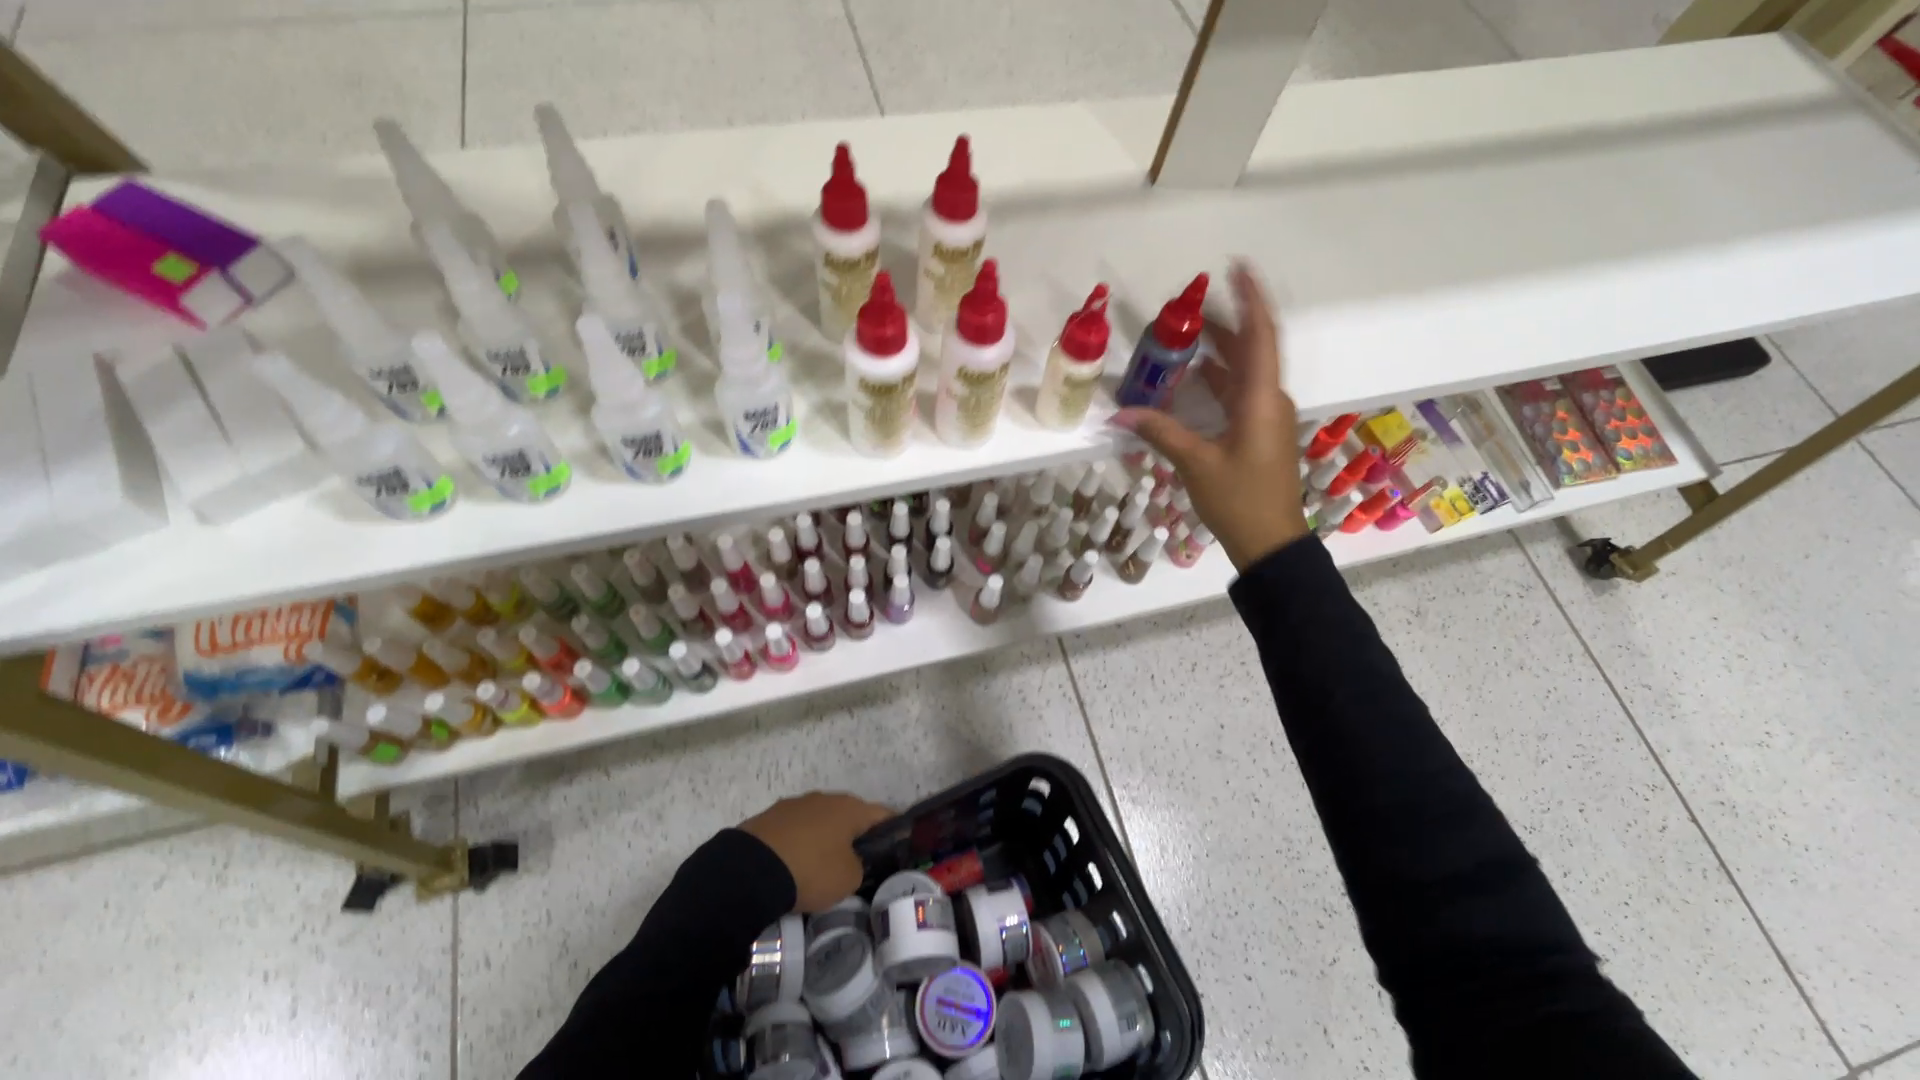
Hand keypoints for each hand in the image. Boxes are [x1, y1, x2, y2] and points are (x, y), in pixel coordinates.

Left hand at [739, 792, 892, 913]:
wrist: (750, 870)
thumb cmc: (811, 870)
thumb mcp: (849, 879)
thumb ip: (858, 866)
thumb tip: (850, 861)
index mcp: (849, 808)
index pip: (882, 815)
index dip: (892, 831)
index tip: (896, 846)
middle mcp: (824, 799)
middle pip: (848, 815)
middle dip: (854, 834)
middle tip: (857, 860)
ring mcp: (793, 805)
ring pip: (819, 820)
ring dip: (824, 837)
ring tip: (822, 863)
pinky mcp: (768, 817)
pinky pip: (794, 829)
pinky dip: (799, 842)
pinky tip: (794, 863)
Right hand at [1113, 261, 1308, 569]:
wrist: (1270, 543)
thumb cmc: (1240, 500)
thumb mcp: (1196, 464)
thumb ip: (1160, 433)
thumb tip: (1119, 415)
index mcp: (1261, 399)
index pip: (1260, 336)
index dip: (1250, 299)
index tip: (1236, 267)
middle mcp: (1269, 399)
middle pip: (1251, 348)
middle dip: (1224, 321)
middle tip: (1191, 303)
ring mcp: (1266, 417)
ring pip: (1244, 371)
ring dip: (1219, 350)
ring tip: (1186, 332)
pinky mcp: (1258, 433)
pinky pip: (1239, 393)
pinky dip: (1217, 379)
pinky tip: (1191, 377)